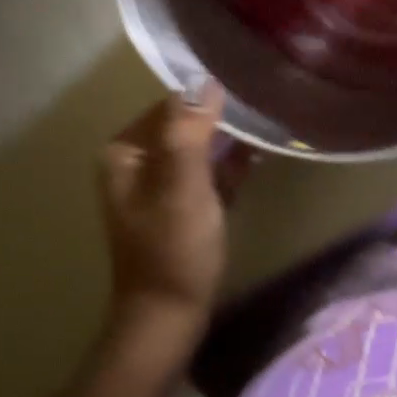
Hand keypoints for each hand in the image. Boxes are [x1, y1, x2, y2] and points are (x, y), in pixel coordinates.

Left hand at [97, 85, 253, 329]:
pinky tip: (263, 153)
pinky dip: (234, 162)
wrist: (169, 317)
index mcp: (126, 152)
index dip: (211, 97)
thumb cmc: (173, 247)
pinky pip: (212, 169)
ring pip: (204, 145)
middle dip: (225, 116)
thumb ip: (190, 131)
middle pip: (189, 122)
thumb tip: (206, 80)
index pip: (174, 103)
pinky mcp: (185, 204)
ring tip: (270, 122)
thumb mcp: (182, 185)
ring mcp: (162, 183)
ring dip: (233, 137)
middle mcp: (139, 161)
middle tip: (266, 103)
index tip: (250, 89)